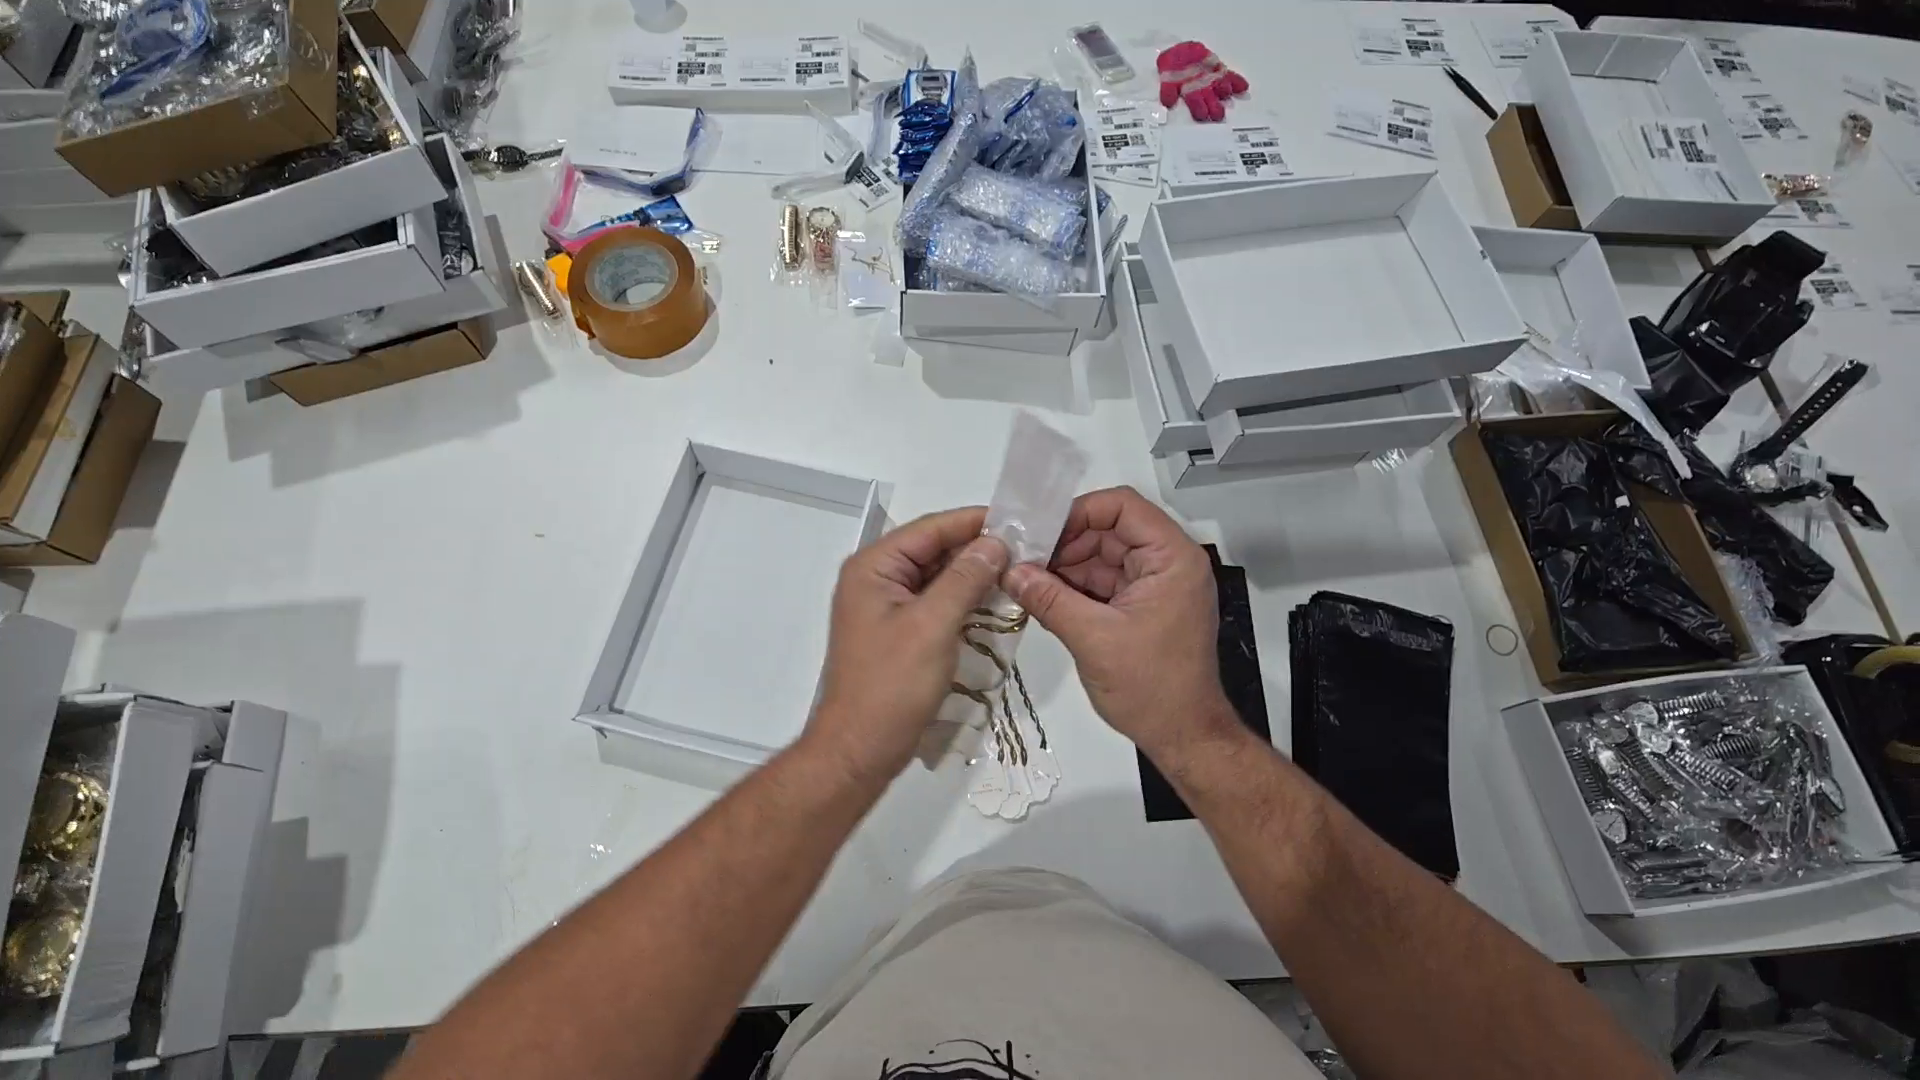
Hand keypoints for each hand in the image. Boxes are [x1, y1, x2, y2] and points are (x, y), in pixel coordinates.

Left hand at [806, 507, 1008, 783]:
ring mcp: (886, 607)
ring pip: (937, 577)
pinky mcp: (899, 632)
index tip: (1017, 520)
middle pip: (932, 550)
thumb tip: (995, 542)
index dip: (973, 522)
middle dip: (976, 549)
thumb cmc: (892, 685)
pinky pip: (935, 603)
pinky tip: (996, 604)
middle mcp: (876, 579)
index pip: (929, 528)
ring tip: (1018, 573)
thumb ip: (965, 578)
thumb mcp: (933, 625)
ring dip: (973, 576)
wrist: (861, 748)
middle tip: (1026, 549)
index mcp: (873, 567)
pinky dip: (964, 601)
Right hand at [1004, 487, 1236, 760]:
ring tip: (1025, 577)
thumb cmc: (1151, 687)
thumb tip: (1009, 570)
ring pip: (1102, 556)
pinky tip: (1041, 594)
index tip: (1039, 532)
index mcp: (1171, 558)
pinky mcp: (1142, 607)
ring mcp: (1155, 585)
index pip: (1123, 506)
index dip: (1078, 512)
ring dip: (1064, 565)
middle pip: (1109, 529)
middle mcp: (1167, 563)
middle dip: (1065, 542)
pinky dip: (1074, 586)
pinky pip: (1103, 582)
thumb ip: (1049, 599)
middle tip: (1022, 557)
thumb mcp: (1094, 638)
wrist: (1183, 736)